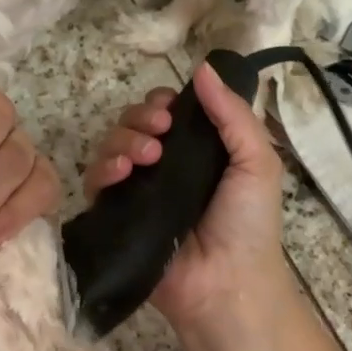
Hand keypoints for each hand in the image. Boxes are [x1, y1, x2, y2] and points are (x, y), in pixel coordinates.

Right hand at [82, 64, 291, 332]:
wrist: (227, 284)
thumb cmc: (248, 224)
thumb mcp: (257, 162)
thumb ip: (232, 114)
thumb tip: (203, 66)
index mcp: (195, 150)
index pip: (165, 111)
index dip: (161, 103)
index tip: (171, 112)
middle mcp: (162, 165)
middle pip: (134, 122)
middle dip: (142, 118)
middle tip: (160, 134)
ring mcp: (136, 190)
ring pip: (111, 144)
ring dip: (123, 140)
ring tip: (145, 159)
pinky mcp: (114, 214)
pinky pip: (94, 181)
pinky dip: (102, 168)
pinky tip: (119, 173)